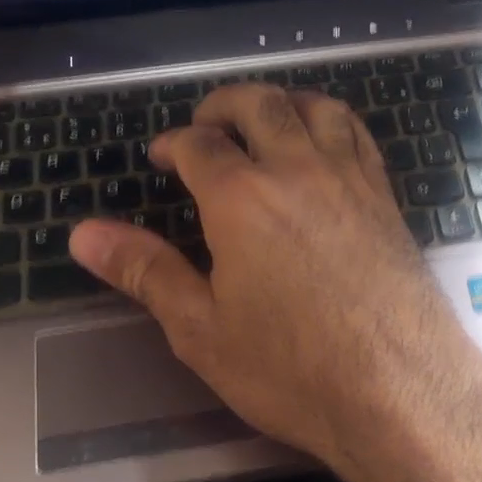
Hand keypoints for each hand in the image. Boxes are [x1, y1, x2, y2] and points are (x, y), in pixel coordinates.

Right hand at [67, 85, 481, 481]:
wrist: (397, 381)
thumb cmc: (290, 365)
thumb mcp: (201, 328)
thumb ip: (145, 270)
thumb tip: (85, 233)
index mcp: (242, 197)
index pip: (199, 145)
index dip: (174, 142)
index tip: (162, 154)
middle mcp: (296, 167)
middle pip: (259, 103)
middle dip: (224, 103)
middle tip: (206, 122)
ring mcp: (347, 173)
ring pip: (315, 105)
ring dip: (282, 100)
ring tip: (264, 118)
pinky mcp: (382, 190)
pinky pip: (357, 131)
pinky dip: (332, 119)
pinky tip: (325, 138)